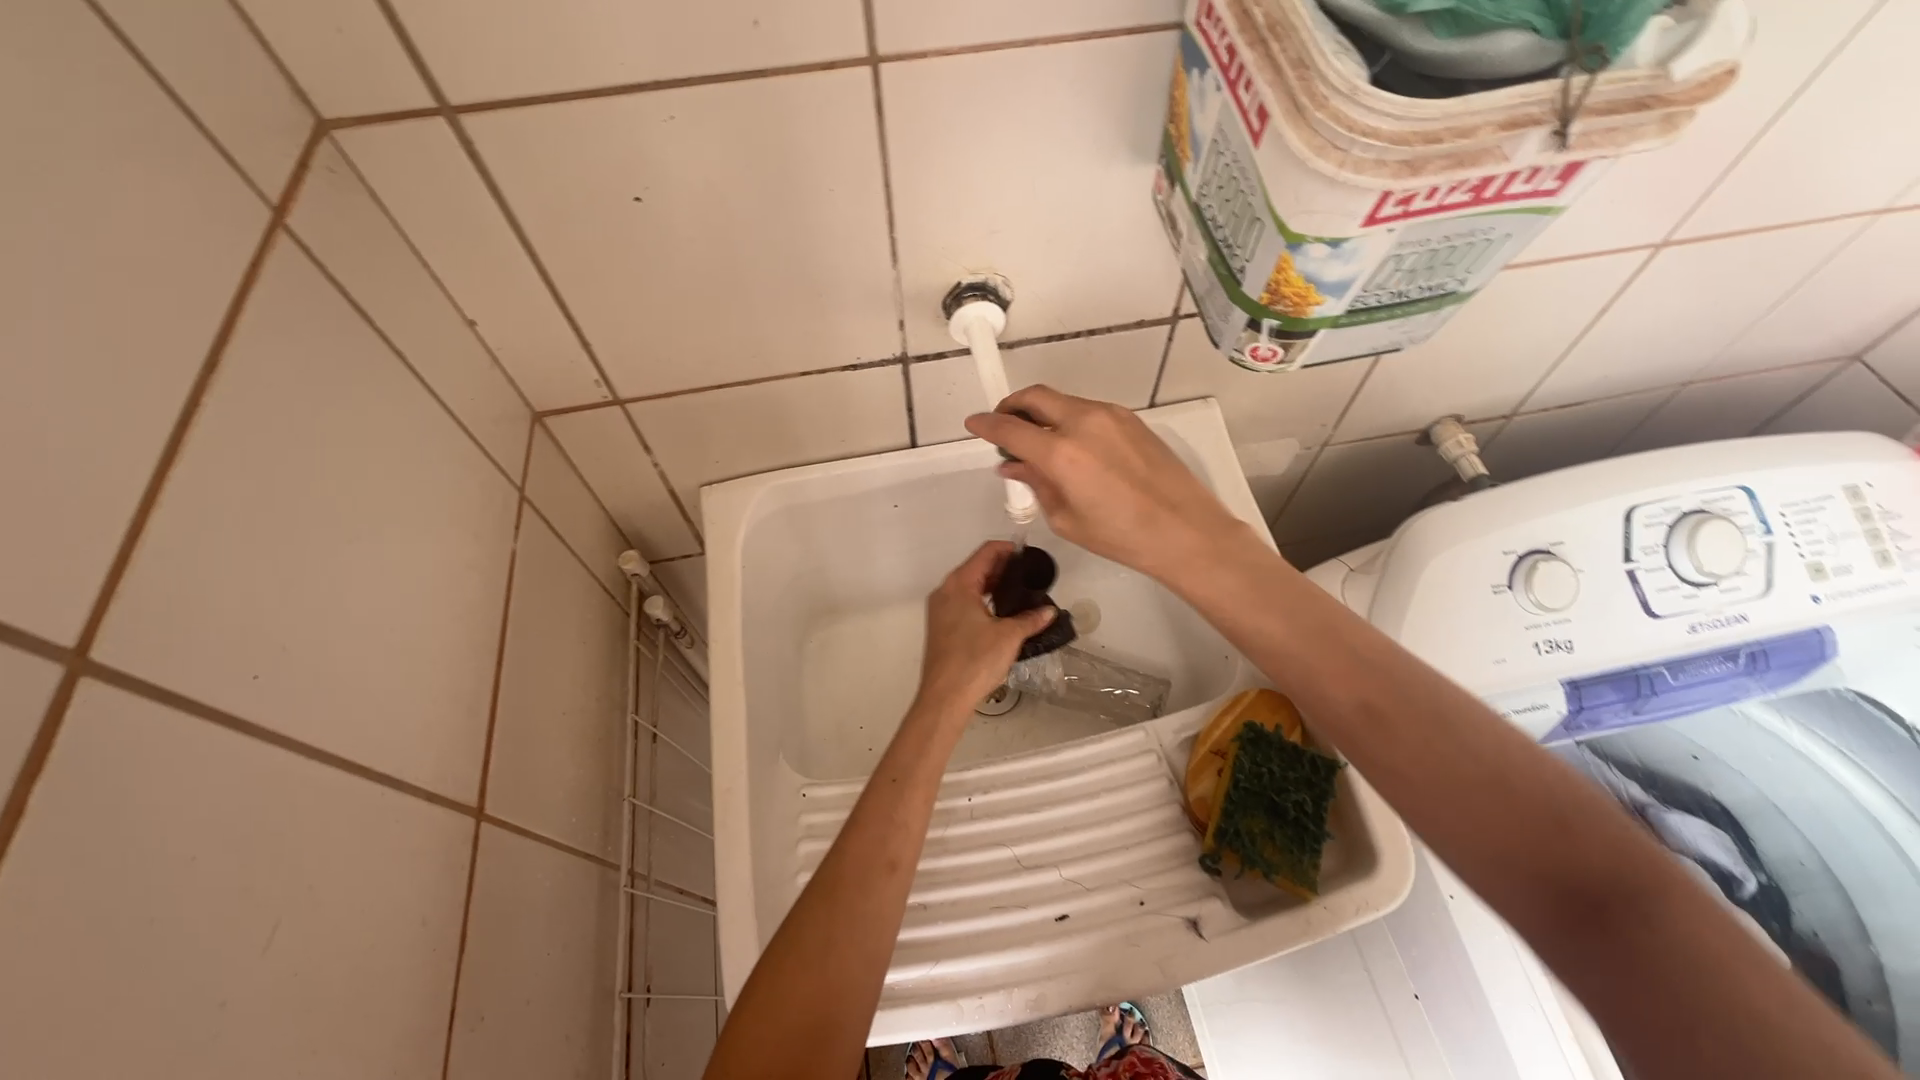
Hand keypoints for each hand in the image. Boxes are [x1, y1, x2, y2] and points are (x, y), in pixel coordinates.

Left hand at [914, 542, 1056, 717]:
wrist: (945, 696)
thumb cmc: (975, 660)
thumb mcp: (1009, 636)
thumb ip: (1030, 619)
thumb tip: (1048, 612)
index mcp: (959, 585)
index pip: (985, 553)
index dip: (1007, 550)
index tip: (1028, 556)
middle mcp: (945, 591)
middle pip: (975, 567)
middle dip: (1001, 568)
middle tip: (1028, 576)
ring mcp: (940, 610)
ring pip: (968, 586)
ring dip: (991, 586)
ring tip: (1018, 594)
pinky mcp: (941, 626)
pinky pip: (963, 602)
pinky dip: (981, 600)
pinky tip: (1000, 613)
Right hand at [964, 386, 1251, 580]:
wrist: (1185, 530)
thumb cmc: (1122, 536)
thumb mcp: (1066, 518)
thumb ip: (1036, 485)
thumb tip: (1013, 467)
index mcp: (1061, 453)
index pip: (1010, 429)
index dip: (986, 425)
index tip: (973, 424)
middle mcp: (1083, 422)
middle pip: (1035, 397)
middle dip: (1012, 406)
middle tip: (1003, 425)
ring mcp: (1110, 415)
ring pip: (1062, 401)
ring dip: (1042, 413)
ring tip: (1038, 441)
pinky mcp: (1130, 419)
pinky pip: (1087, 409)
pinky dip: (1068, 419)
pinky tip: (1071, 446)